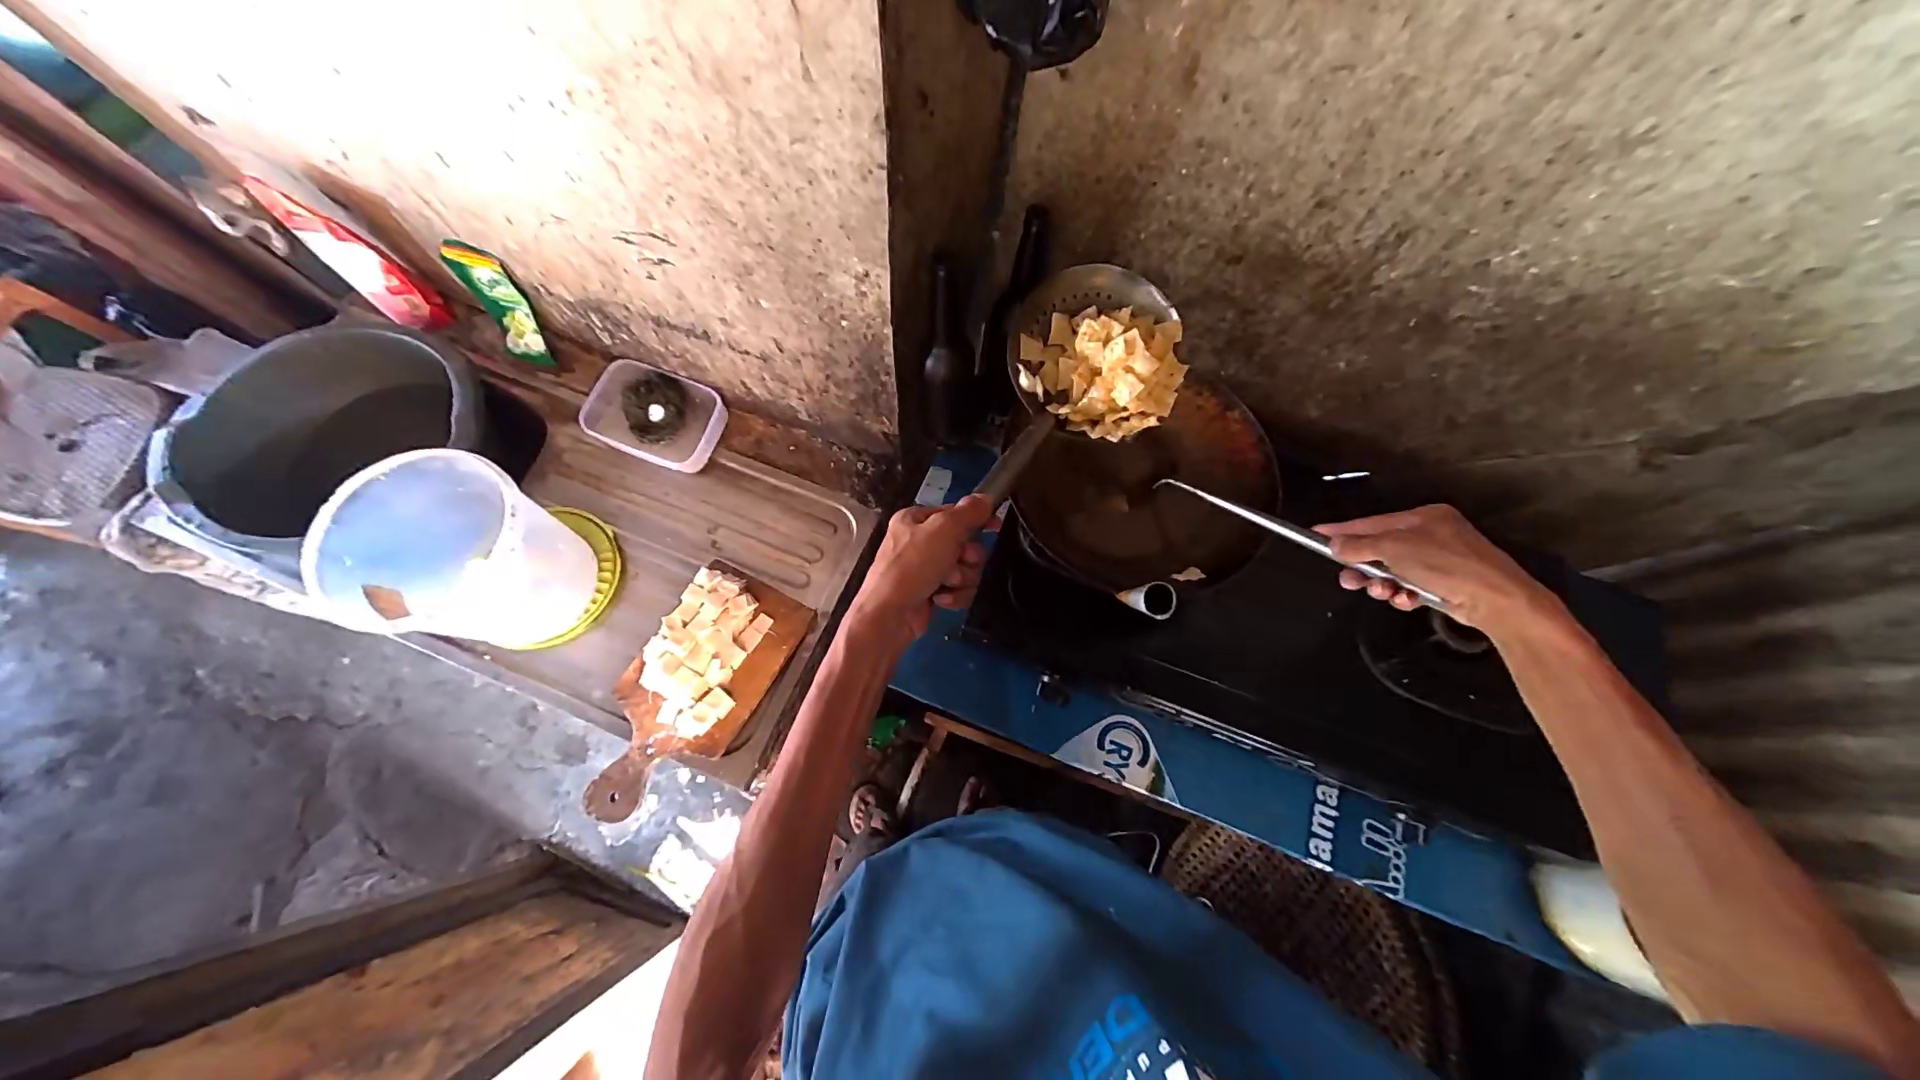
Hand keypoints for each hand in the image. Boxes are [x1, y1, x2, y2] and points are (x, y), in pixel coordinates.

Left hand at [846, 494, 994, 651]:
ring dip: (961, 578)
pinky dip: (953, 595)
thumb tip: (985, 497)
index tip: (995, 526)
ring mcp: (924, 569)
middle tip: (960, 562)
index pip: (955, 513)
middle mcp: (918, 542)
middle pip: (964, 544)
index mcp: (916, 520)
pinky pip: (957, 589)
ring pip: (964, 569)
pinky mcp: (930, 593)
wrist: (889, 616)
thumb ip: (967, 512)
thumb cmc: (912, 566)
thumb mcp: (943, 531)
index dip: (976, 520)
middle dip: (967, 557)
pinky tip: (939, 599)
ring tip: (945, 584)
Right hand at [1318, 504, 1566, 636]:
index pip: (1370, 522)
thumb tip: (1334, 543)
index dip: (1341, 530)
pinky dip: (1403, 594)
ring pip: (1391, 571)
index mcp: (1422, 517)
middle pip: (1379, 549)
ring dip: (1382, 584)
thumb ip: (1360, 545)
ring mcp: (1439, 560)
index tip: (1314, 533)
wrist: (1496, 600)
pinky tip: (1406, 599)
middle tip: (1349, 580)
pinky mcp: (1444, 583)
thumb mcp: (1395, 548)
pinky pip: (1409, 586)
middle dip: (1363, 567)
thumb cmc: (1446, 565)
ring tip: (1383, 592)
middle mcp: (1430, 534)